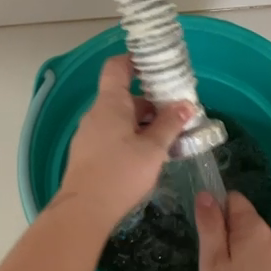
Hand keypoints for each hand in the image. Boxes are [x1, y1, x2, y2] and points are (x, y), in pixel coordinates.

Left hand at [58, 55, 192, 223]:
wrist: (84, 210)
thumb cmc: (121, 173)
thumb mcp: (153, 149)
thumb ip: (170, 124)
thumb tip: (185, 105)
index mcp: (110, 104)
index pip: (117, 67)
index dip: (134, 60)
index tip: (156, 66)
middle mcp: (96, 114)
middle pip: (124, 97)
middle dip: (151, 104)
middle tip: (176, 115)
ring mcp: (89, 135)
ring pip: (119, 120)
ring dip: (142, 124)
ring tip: (168, 140)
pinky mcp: (88, 155)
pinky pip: (112, 137)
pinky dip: (130, 139)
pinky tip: (147, 158)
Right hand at [195, 191, 270, 270]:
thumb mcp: (212, 261)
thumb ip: (210, 225)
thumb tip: (206, 194)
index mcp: (255, 228)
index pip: (233, 199)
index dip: (215, 210)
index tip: (204, 234)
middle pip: (243, 218)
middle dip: (224, 232)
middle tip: (211, 261)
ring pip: (250, 238)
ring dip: (234, 249)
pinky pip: (259, 254)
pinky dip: (246, 262)